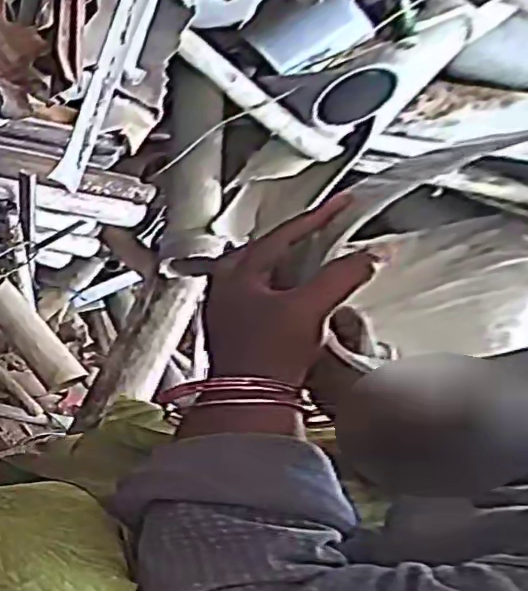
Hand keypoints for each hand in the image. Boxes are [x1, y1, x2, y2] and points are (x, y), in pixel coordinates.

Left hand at [183, 194, 377, 385]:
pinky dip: (284, 279)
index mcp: (234, 279)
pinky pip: (261, 290)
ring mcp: (224, 308)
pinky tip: (299, 285)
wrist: (247, 388)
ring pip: (257, 271)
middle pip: (257, 251)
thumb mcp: (309, 305)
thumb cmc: (264, 351)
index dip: (312, 218)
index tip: (341, 202)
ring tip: (316, 248)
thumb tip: (369, 255)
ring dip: (288, 258)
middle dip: (292, 235)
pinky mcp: (235, 324)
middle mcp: (221, 291)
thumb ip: (342, 274)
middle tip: (324, 222)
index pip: (275, 238)